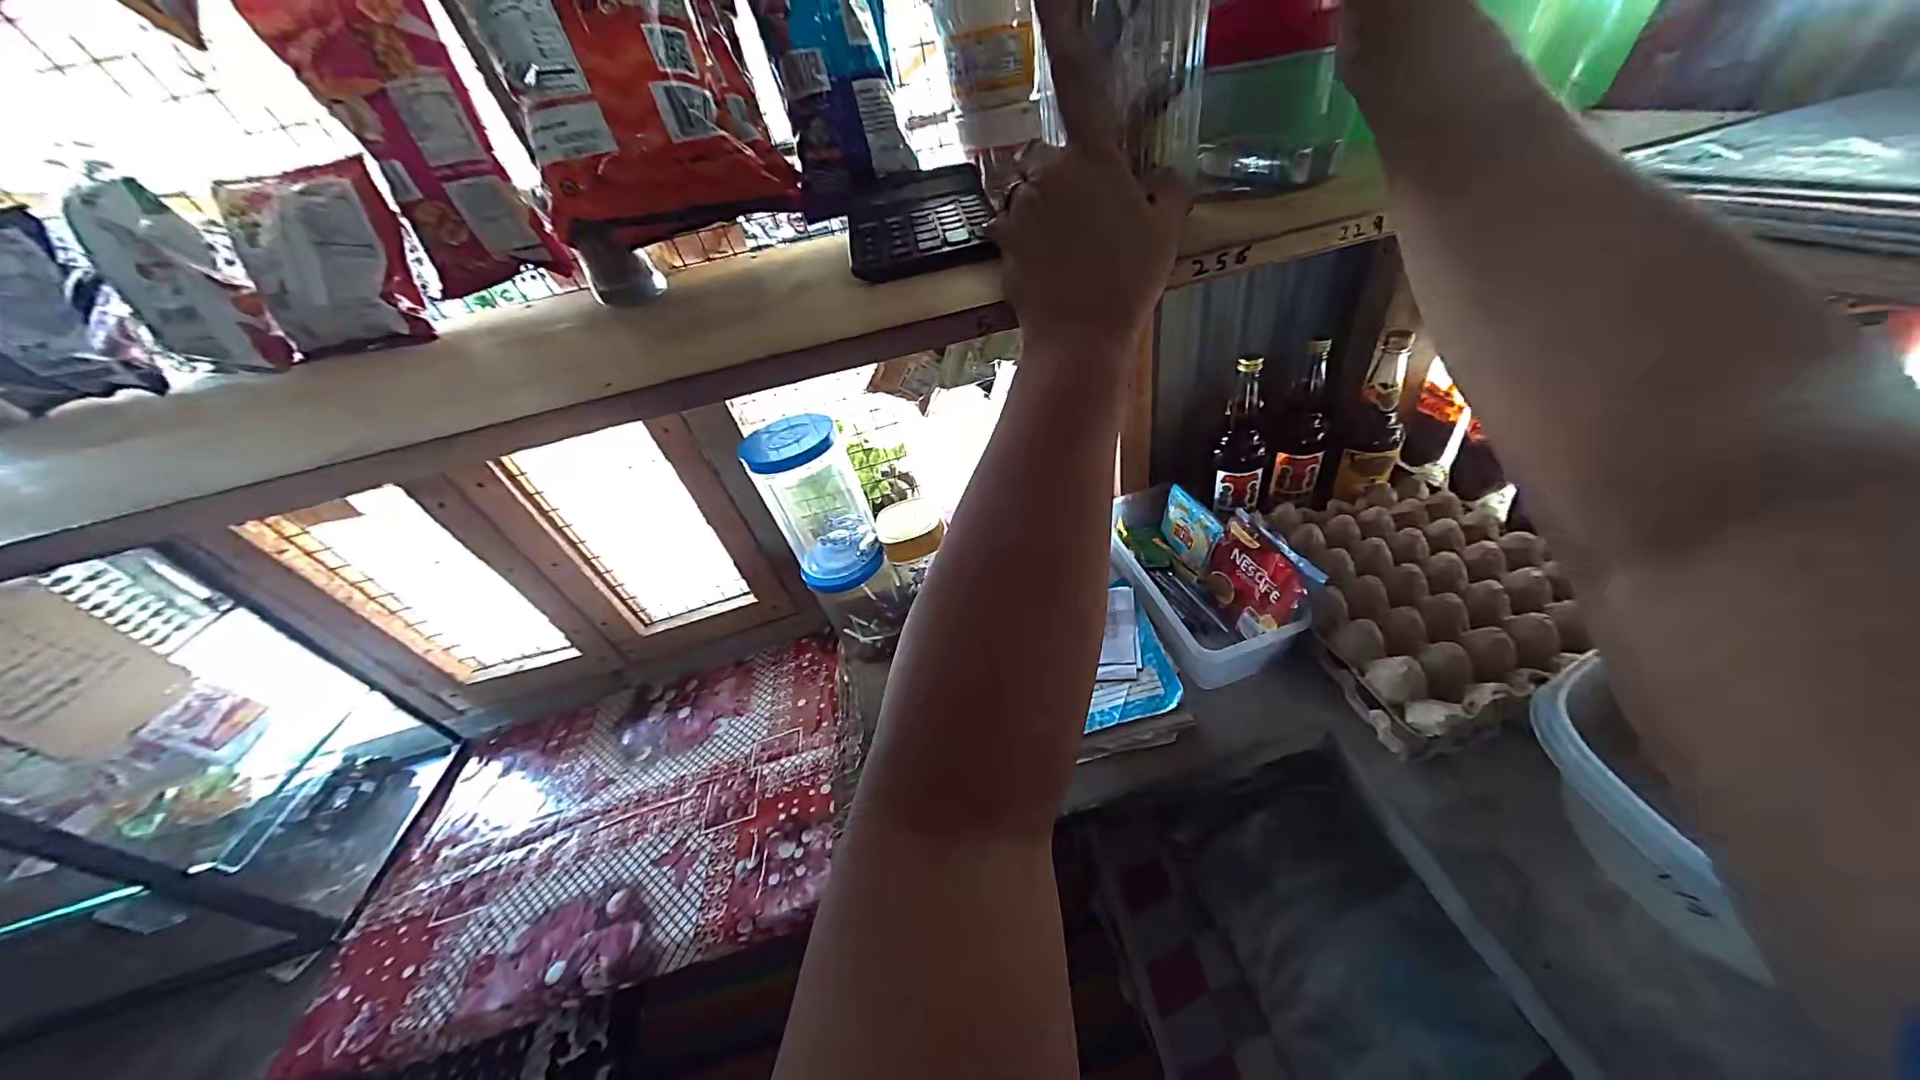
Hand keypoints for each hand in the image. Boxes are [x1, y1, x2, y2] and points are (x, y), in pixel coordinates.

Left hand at [988, 0, 1188, 355]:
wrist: (1081, 336)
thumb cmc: (1129, 281)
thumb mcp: (1168, 231)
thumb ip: (1167, 189)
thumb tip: (1159, 175)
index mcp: (1094, 158)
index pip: (1079, 83)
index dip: (1063, 31)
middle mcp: (1049, 171)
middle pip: (1049, 157)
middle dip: (1062, 180)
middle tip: (1087, 226)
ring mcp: (1019, 207)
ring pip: (1026, 192)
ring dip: (1040, 210)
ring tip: (1064, 254)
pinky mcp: (1000, 240)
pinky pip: (1009, 228)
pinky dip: (1023, 243)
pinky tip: (1044, 270)